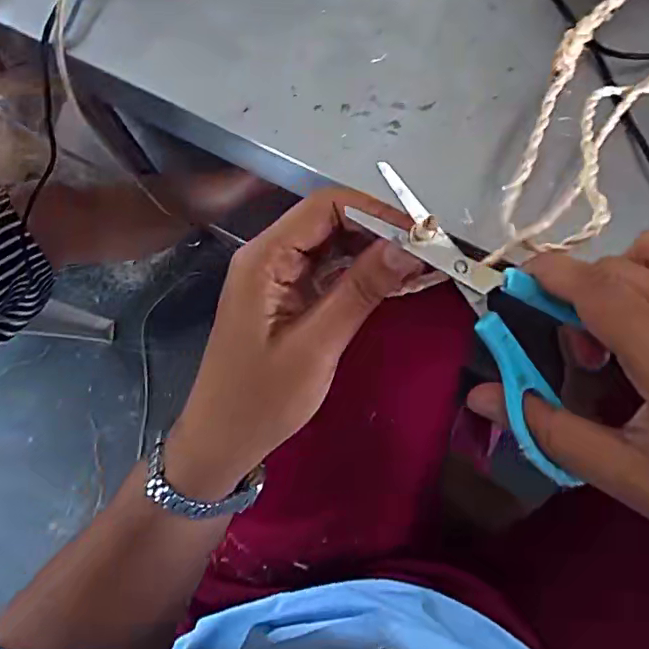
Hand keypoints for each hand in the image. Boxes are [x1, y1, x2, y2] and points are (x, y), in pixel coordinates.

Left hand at [164, 187, 424, 498]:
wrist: (220, 441)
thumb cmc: (260, 400)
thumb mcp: (316, 346)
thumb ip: (360, 291)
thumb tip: (408, 248)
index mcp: (264, 257)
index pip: (324, 206)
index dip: (375, 212)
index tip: (419, 234)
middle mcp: (269, 254)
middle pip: (330, 220)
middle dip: (380, 231)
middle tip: (428, 252)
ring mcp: (278, 274)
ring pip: (334, 243)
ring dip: (376, 251)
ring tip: (421, 265)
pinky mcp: (289, 293)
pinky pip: (330, 269)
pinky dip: (363, 273)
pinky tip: (395, 282)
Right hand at [467, 228, 648, 600]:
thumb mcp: (636, 484)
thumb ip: (553, 430)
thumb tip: (483, 395)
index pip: (606, 294)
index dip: (554, 274)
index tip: (521, 276)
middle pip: (627, 269)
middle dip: (583, 289)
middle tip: (582, 348)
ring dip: (626, 271)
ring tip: (627, 327)